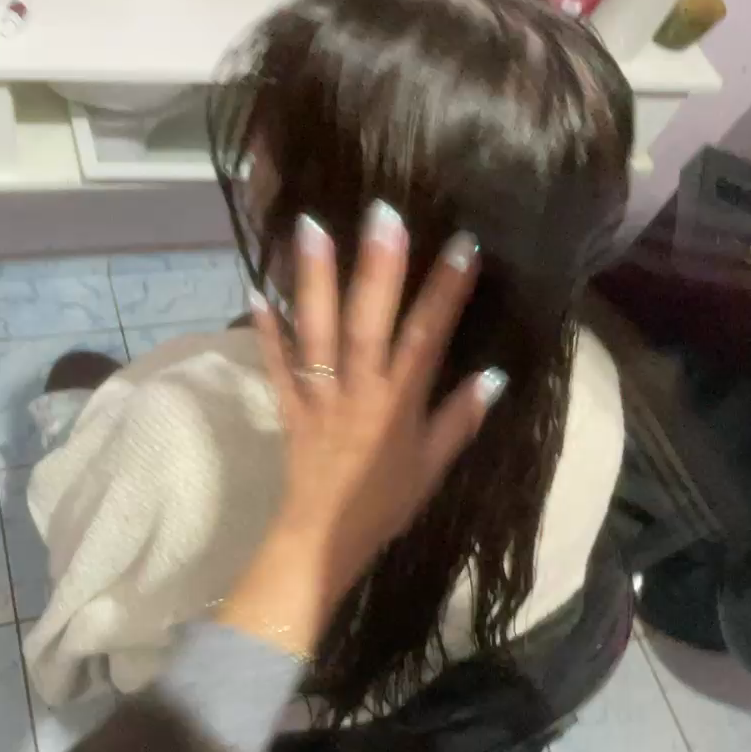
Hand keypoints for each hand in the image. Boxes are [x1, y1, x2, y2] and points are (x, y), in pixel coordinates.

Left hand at [215, 202, 504, 656]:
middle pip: (368, 324)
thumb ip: (459, 420)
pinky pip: (276, 366)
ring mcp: (318, 396)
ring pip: (317, 334)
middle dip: (377, 268)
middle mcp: (357, 391)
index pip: (427, 339)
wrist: (325, 538)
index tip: (462, 244)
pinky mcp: (289, 406)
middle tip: (381, 212)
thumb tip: (494, 377)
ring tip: (310, 228)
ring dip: (314, 282)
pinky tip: (256, 293)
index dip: (445, 292)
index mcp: (397, 405)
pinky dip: (266, 332)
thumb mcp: (432, 467)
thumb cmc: (383, 504)